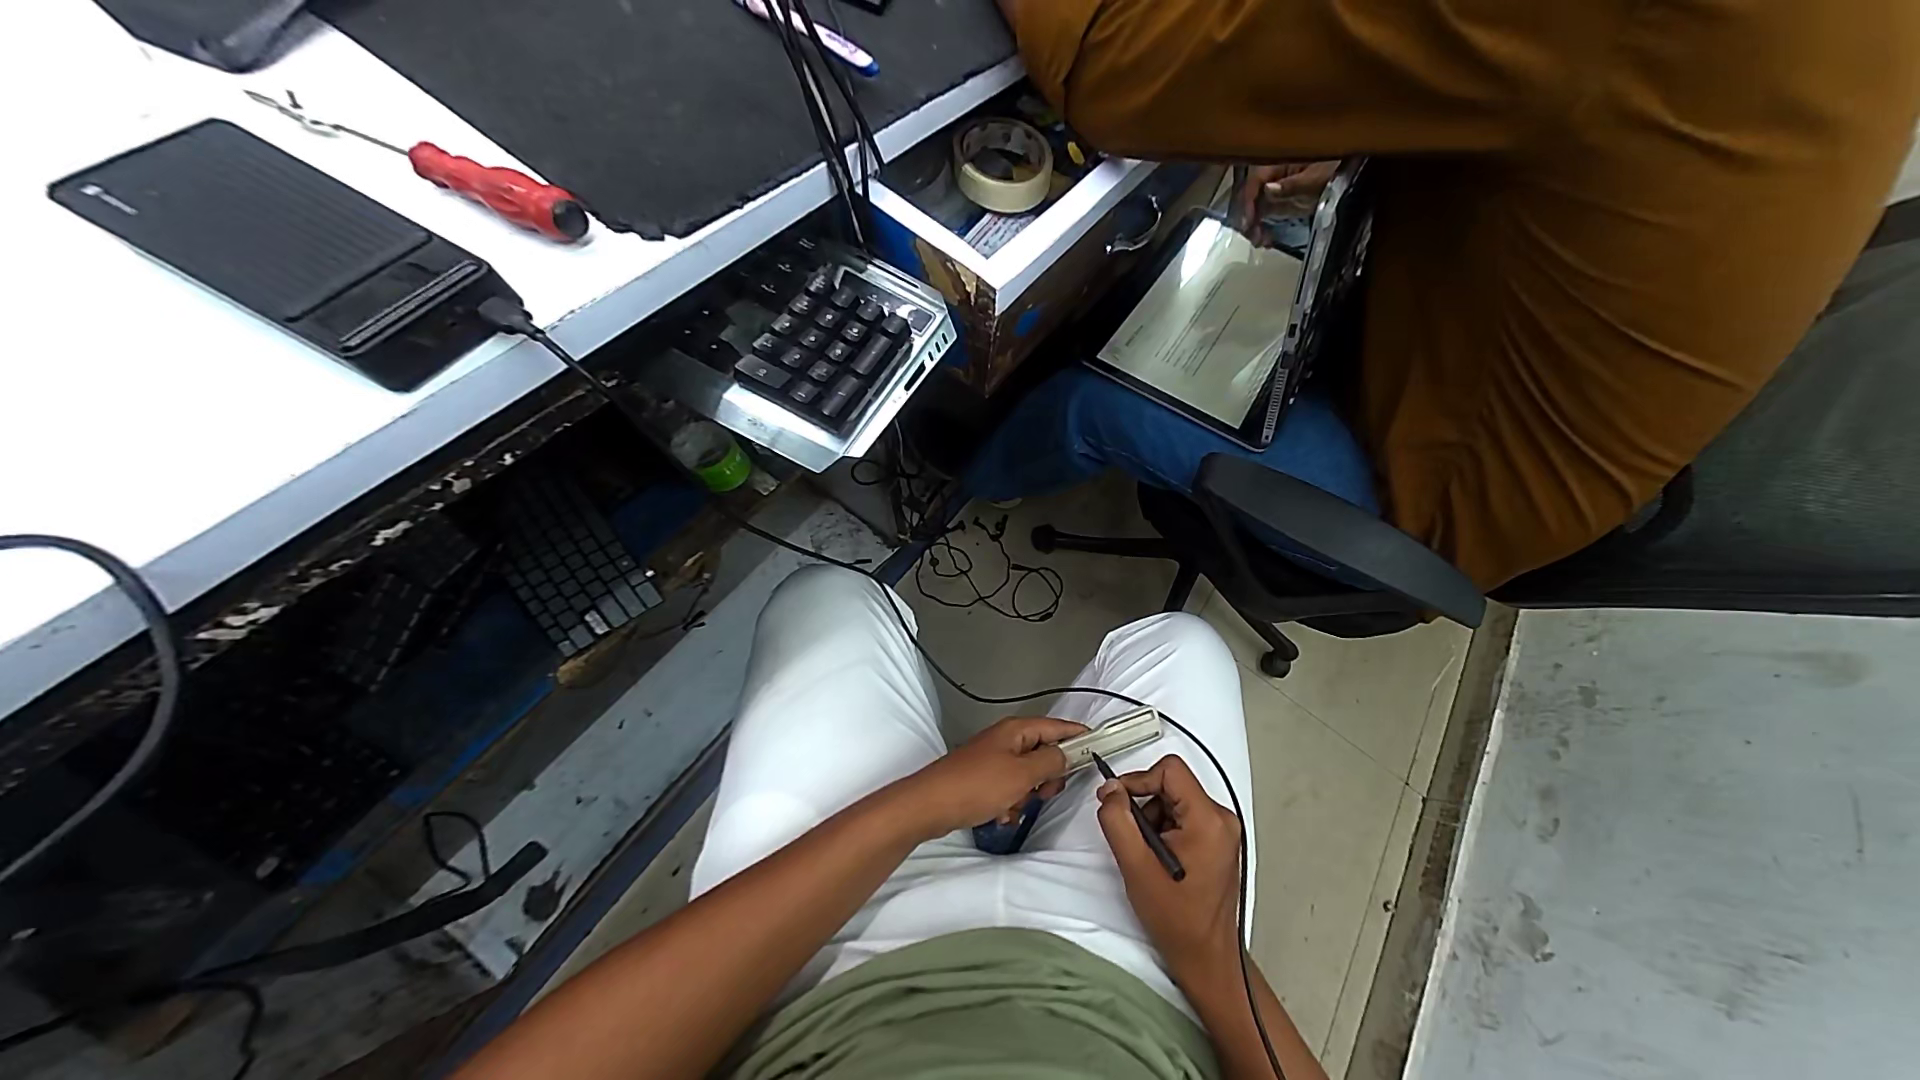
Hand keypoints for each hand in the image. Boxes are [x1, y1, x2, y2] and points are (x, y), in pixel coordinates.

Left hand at [898, 716, 1085, 838]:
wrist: (930, 806)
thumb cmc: (975, 786)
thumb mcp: (1022, 774)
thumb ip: (1051, 762)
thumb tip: (1068, 753)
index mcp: (1016, 730)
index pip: (1058, 727)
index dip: (1080, 737)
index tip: (1100, 748)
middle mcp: (1005, 740)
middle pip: (1044, 753)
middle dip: (1048, 776)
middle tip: (1042, 791)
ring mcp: (993, 759)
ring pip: (1028, 776)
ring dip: (1026, 794)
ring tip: (1013, 805)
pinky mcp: (983, 779)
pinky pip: (1010, 789)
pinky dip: (1010, 803)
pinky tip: (1000, 813)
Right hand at [1098, 755, 1243, 978]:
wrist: (1206, 957)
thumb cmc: (1177, 919)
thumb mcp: (1135, 865)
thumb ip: (1117, 820)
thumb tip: (1110, 789)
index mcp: (1209, 821)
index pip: (1169, 770)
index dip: (1137, 780)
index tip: (1118, 800)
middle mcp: (1222, 819)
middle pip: (1171, 783)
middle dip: (1144, 804)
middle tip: (1132, 836)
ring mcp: (1222, 830)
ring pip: (1173, 799)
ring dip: (1152, 818)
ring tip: (1147, 854)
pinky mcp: (1217, 840)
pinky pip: (1182, 815)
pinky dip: (1163, 828)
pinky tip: (1159, 858)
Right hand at [1234, 161, 1338, 241]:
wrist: (1355, 173)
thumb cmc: (1338, 171)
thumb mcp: (1315, 179)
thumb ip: (1290, 185)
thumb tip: (1266, 189)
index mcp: (1281, 159)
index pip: (1254, 180)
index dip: (1247, 202)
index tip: (1248, 222)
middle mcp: (1276, 171)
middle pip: (1252, 194)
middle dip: (1249, 218)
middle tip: (1254, 238)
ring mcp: (1279, 184)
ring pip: (1257, 205)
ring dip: (1256, 224)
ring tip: (1262, 241)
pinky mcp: (1284, 196)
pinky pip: (1268, 211)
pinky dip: (1265, 225)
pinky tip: (1267, 237)